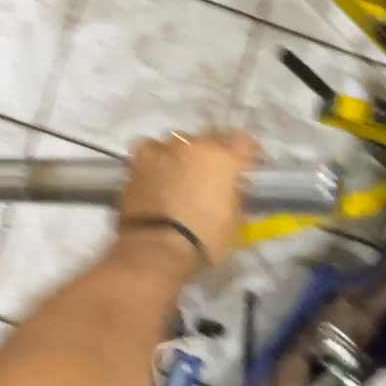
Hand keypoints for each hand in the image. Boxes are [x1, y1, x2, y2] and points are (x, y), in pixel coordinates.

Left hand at [118, 130, 259, 269]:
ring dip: (182, 152)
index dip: (248, 152)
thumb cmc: (203, 238)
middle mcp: (192, 146)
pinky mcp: (137, 163)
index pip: (244, 141)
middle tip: (214, 169)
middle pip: (209, 138)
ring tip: (182, 169)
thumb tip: (231, 186)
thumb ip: (234, 194)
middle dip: (214, 151)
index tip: (249, 162)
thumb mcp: (233, 219)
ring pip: (177, 141)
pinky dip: (156, 159)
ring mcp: (162, 151)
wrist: (156, 247)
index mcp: (223, 157)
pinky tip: (156, 170)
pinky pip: (150, 152)